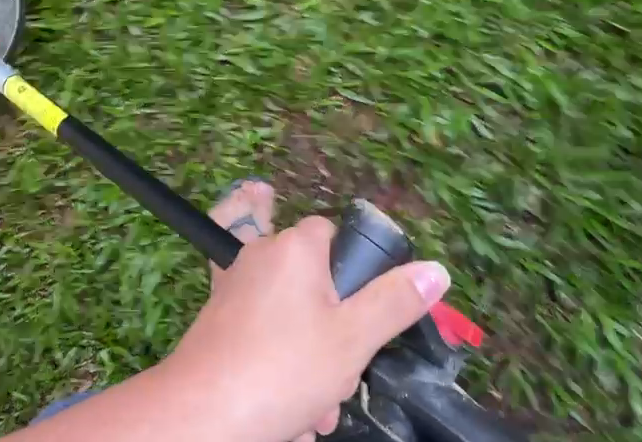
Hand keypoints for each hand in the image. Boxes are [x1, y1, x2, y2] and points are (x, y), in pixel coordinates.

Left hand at [158, 215, 450, 441]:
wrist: (205, 409)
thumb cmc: (284, 366)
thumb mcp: (354, 338)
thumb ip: (394, 302)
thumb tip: (436, 269)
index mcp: (294, 246)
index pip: (331, 232)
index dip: (353, 270)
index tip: (364, 313)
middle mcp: (261, 254)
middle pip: (314, 284)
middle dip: (333, 335)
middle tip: (337, 376)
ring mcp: (236, 284)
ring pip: (292, 319)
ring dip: (310, 364)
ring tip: (312, 406)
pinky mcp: (220, 316)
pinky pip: (264, 333)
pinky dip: (279, 366)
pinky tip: (289, 409)